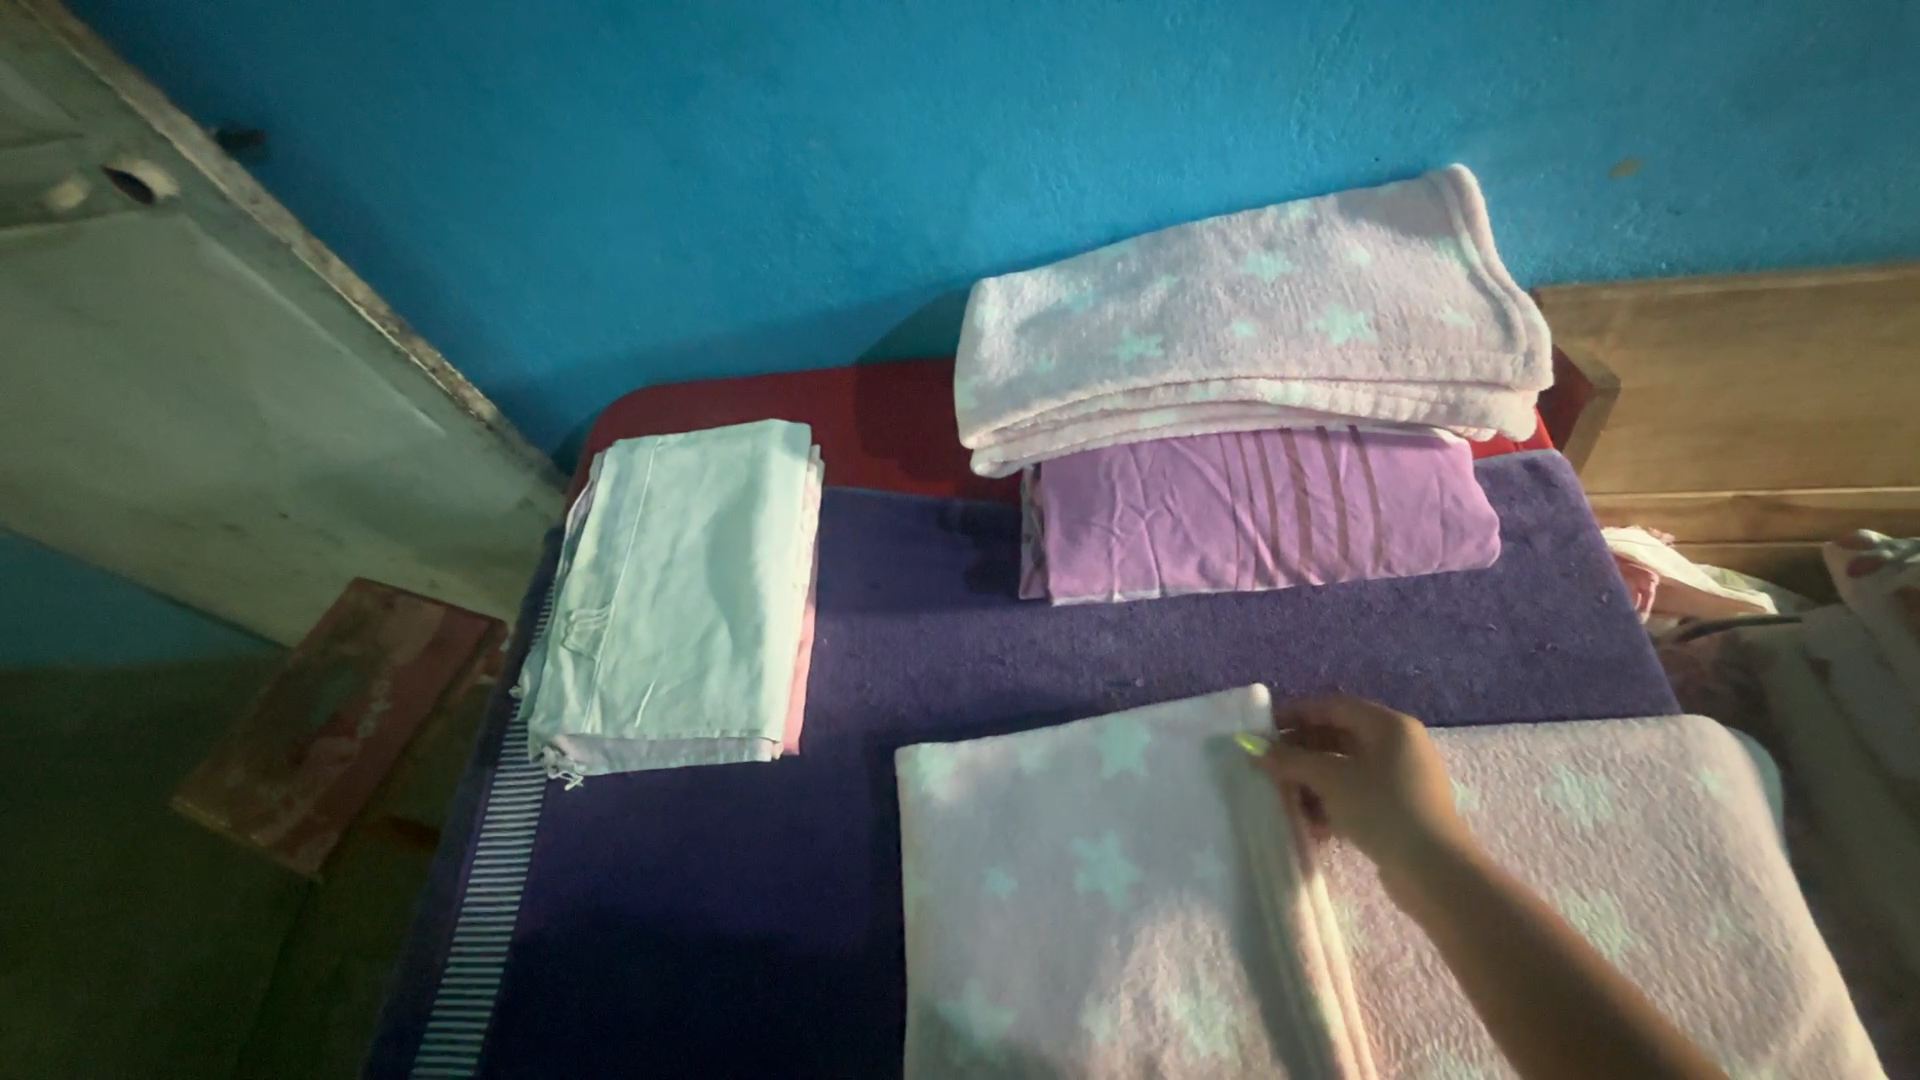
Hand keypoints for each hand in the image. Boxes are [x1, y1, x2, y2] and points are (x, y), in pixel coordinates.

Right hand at [1241, 694, 1476, 891]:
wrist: (1434, 872)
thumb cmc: (1381, 808)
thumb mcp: (1329, 779)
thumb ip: (1290, 759)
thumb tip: (1254, 749)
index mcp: (1388, 725)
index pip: (1332, 706)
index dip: (1295, 714)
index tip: (1263, 729)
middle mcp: (1398, 745)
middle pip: (1337, 737)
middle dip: (1300, 751)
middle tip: (1268, 764)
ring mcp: (1400, 779)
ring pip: (1344, 768)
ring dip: (1311, 779)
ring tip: (1282, 795)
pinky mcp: (1399, 808)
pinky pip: (1355, 793)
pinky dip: (1330, 800)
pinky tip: (1307, 821)